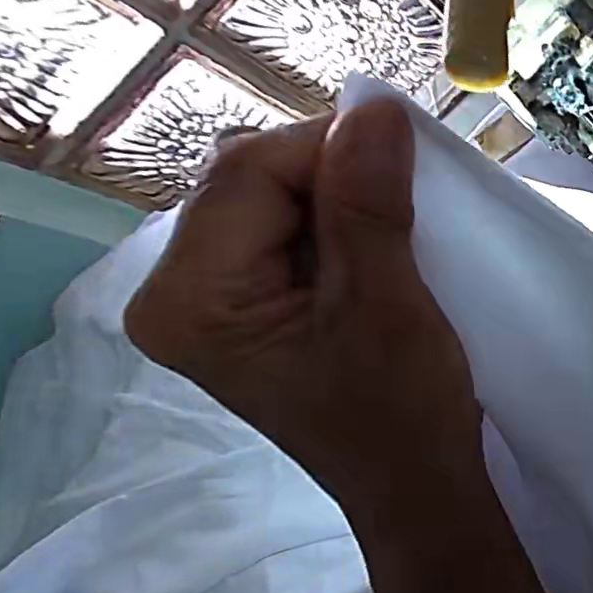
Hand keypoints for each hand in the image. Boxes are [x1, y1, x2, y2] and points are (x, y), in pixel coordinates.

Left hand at [124, 100, 485, 527]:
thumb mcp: (388, 302)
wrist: (415, 486)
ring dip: (342, 196)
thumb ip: (369, 203)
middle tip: (407, 195)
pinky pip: (286, 230)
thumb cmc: (402, 412)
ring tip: (399, 224)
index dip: (331, 147)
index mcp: (189, 299)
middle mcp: (177, 293)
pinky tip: (377, 240)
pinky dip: (338, 220)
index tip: (407, 152)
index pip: (248, 173)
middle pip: (252, 181)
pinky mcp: (246, 305)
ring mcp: (210, 299)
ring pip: (274, 199)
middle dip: (335, 174)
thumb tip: (376, 106)